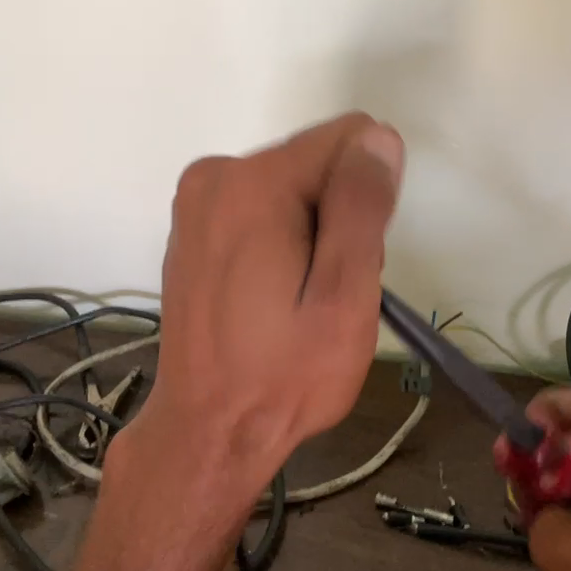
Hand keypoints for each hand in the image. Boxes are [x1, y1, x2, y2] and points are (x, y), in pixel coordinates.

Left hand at [120, 112, 404, 517]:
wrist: (210, 430)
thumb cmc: (285, 373)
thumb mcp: (343, 294)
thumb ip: (362, 208)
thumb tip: (378, 140)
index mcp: (252, 183)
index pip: (349, 140)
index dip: (370, 198)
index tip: (353, 260)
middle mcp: (214, 175)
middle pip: (318, 165)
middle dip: (339, 218)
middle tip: (327, 292)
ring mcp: (196, 203)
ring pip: (294, 190)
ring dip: (313, 234)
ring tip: (300, 300)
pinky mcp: (193, 230)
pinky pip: (262, 211)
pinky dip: (281, 243)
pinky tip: (273, 297)